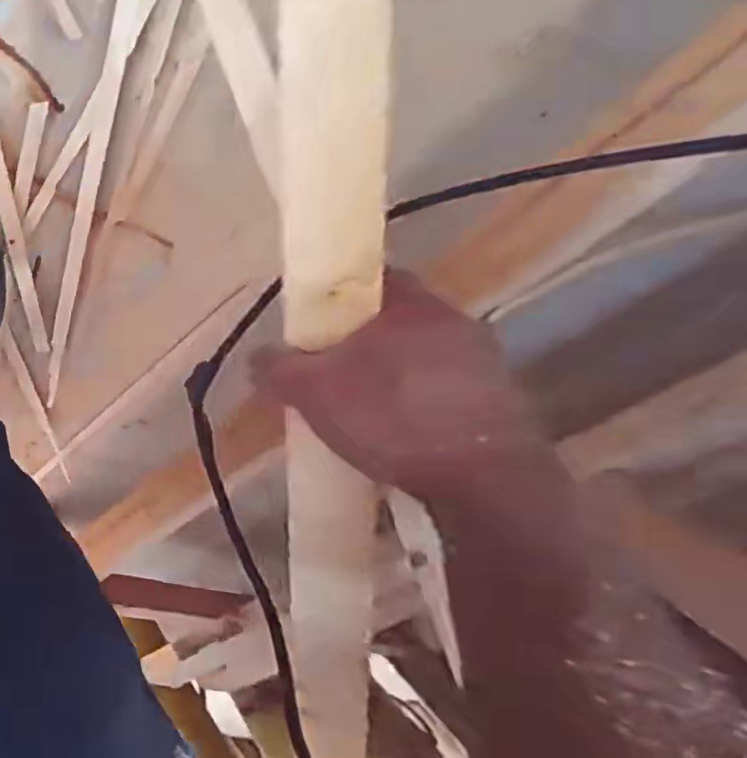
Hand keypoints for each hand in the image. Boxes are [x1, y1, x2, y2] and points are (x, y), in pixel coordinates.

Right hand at [251, 271, 556, 501]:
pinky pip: (438, 385)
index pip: (372, 279)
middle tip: (321, 368)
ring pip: (417, 353)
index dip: (336, 296)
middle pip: (393, 319)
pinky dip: (410, 399)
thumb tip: (259, 355)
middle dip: (356, 340)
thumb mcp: (307, 390)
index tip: (311, 322)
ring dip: (385, 372)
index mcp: (411, 306)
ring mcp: (484, 360)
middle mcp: (456, 321)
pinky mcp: (498, 398)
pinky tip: (387, 428)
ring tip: (350, 405)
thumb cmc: (385, 417)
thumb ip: (276, 366)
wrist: (478, 478)